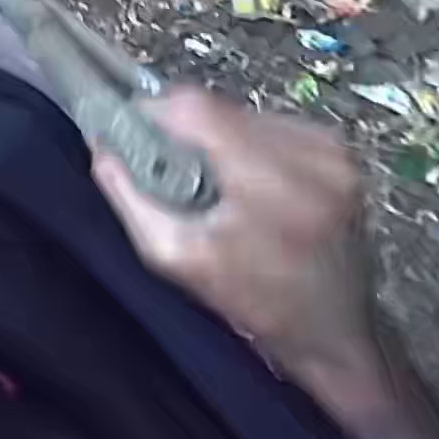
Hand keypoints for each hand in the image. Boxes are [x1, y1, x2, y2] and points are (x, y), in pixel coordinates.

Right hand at [91, 87, 378, 382]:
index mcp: (272, 183)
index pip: (196, 106)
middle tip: (170, 159)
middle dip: (182, 125)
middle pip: (214, 105)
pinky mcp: (337, 149)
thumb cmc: (251, 298)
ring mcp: (331, 150)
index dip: (155, 109)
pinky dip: (241, 136)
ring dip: (212, 130)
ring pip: (237, 108)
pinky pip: (264, 119)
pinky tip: (242, 172)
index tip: (135, 128)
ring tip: (209, 171)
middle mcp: (310, 155)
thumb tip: (100, 142)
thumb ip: (126, 194)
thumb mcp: (171, 254)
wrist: (336, 333)